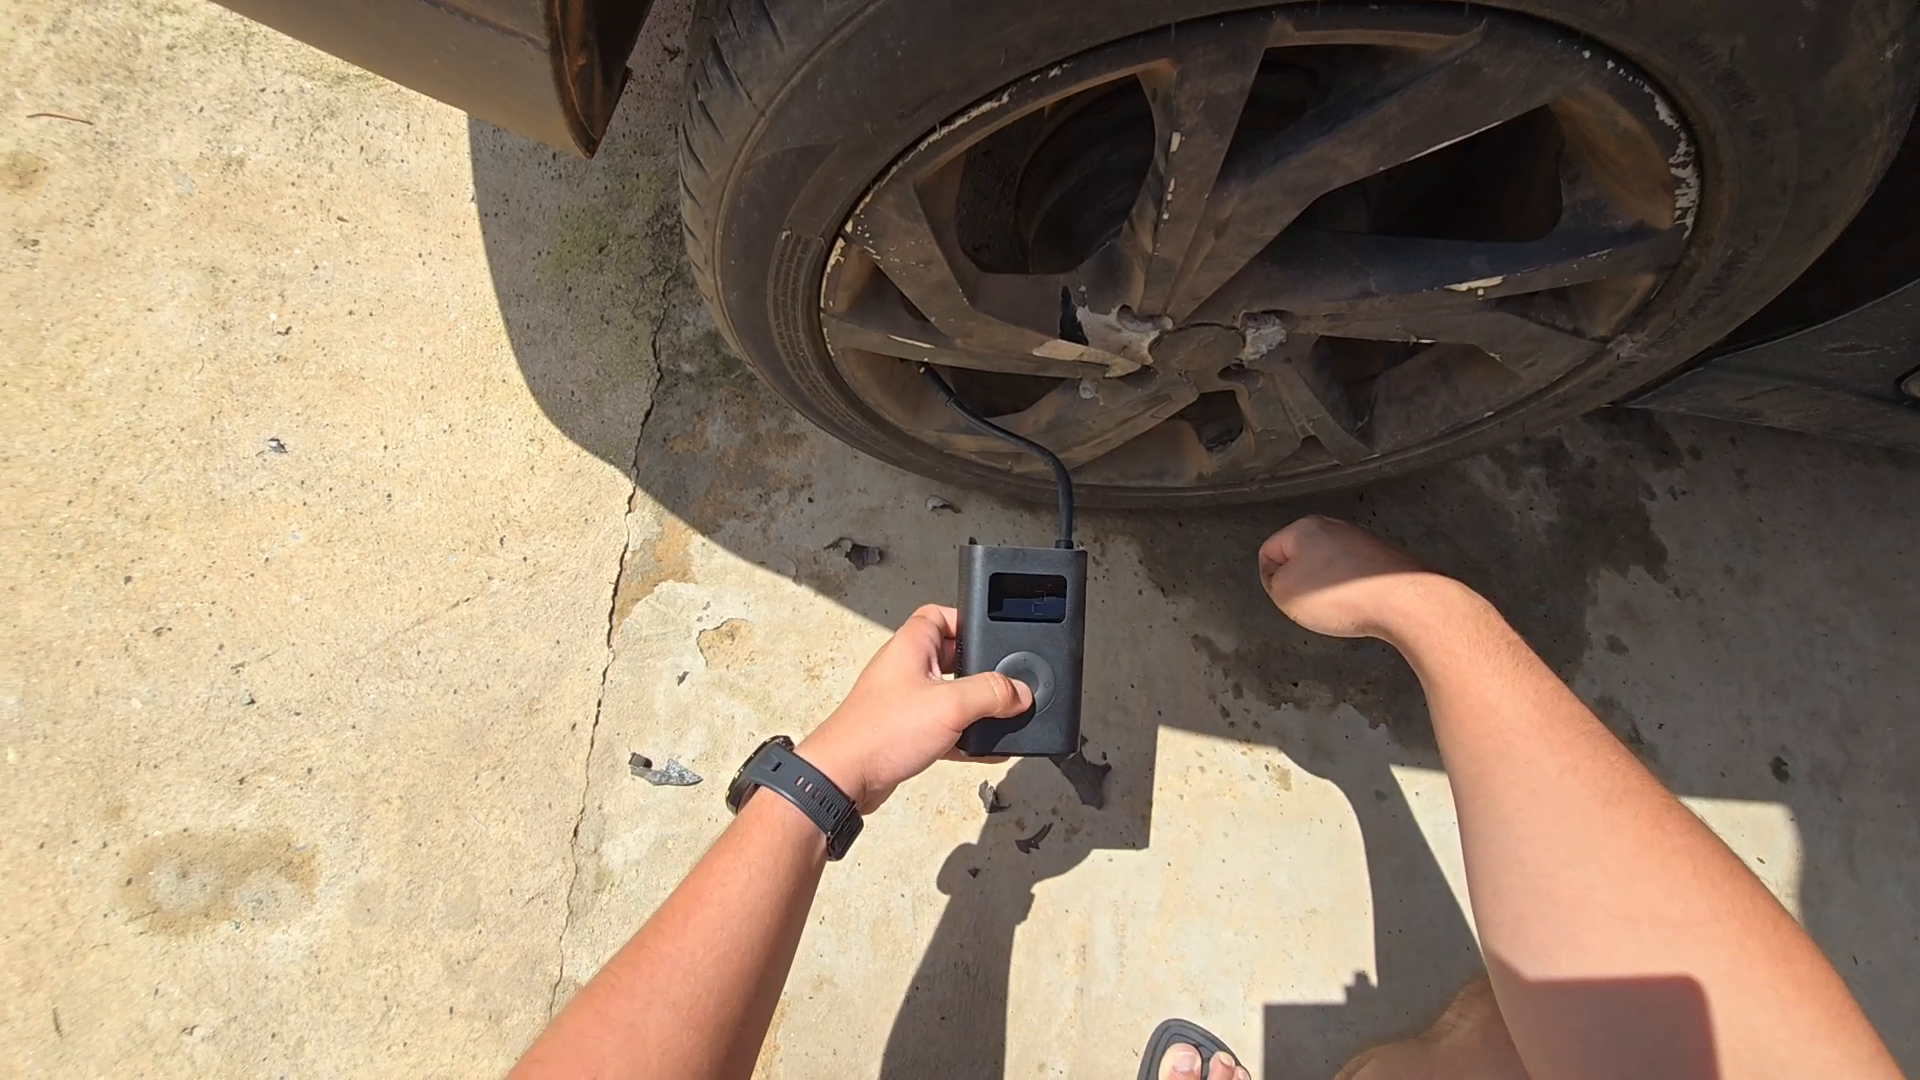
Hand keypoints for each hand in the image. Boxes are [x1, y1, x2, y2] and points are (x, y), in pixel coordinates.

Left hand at [798, 605, 1031, 812]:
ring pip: (949, 693)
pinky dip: (965, 735)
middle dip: (980, 668)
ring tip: (1000, 715)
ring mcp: (905, 700)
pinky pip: (944, 726)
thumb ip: (991, 694)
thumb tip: (1019, 691)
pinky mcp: (906, 732)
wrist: (844, 780)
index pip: (940, 614)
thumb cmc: (880, 731)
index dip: (967, 619)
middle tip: (1004, 680)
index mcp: (911, 645)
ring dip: (974, 705)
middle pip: (952, 656)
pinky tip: (986, 748)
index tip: (994, 633)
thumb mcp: (949, 705)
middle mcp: (907, 668)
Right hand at [1257, 515, 1446, 639]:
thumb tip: (1287, 579)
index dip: (1270, 580)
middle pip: (1302, 560)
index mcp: (1306, 527)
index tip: (1285, 596)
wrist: (1407, 604)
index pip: (1269, 553)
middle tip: (1310, 604)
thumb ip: (1273, 581)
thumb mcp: (1283, 594)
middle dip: (1302, 584)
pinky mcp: (1387, 560)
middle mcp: (1336, 527)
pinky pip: (1357, 579)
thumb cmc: (1343, 596)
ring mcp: (1365, 542)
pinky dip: (1355, 594)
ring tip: (1340, 607)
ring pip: (1330, 571)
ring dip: (1329, 590)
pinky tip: (1361, 607)